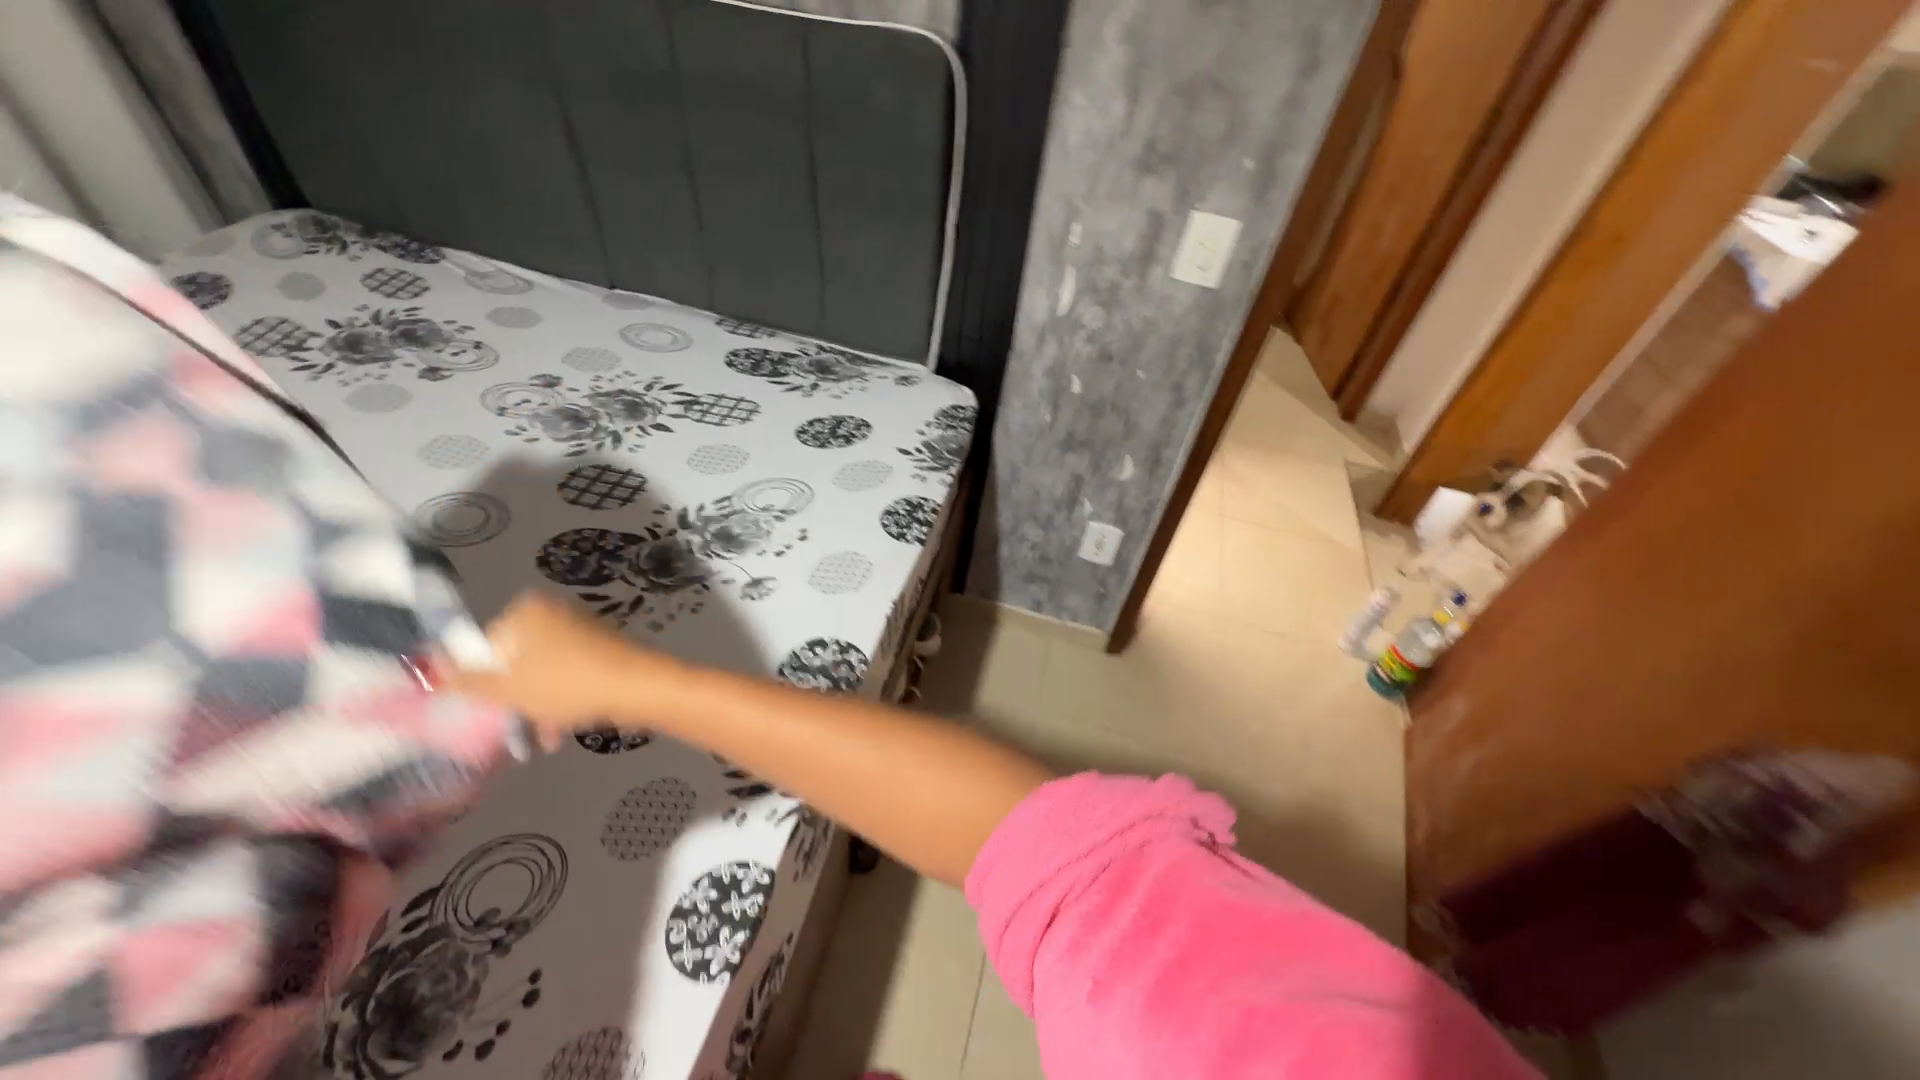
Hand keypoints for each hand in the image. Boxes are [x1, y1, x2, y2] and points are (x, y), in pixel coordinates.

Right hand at [439, 591, 683, 748]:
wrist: (639, 689)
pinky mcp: (602, 652)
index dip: (485, 683)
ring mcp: (581, 631)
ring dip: (537, 709)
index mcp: (527, 612)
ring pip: (543, 675)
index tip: (492, 708)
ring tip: (540, 739)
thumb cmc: (567, 684)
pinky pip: (569, 678)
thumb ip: (465, 681)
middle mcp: (554, 614)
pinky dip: (562, 704)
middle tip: (514, 727)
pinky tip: (559, 734)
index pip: (484, 648)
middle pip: (515, 663)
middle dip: (514, 701)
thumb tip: (426, 667)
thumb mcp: (507, 689)